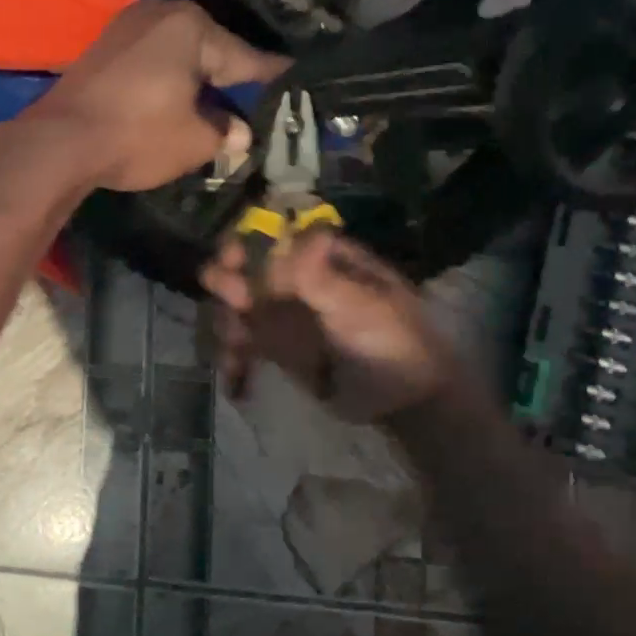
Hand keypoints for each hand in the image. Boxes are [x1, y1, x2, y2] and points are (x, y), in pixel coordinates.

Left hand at [20, 0, 288, 191]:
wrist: (59, 141)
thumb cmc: (137, 134)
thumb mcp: (194, 140)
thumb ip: (225, 132)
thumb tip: (240, 132)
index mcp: (192, 26)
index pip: (246, 57)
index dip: (272, 77)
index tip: (297, 79)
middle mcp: (161, 13)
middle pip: (211, 47)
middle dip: (231, 74)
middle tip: (258, 97)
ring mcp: (127, 25)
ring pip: (179, 51)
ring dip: (197, 76)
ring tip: (221, 100)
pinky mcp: (104, 46)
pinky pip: (152, 57)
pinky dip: (169, 75)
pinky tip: (178, 96)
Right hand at [201, 229, 454, 421]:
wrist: (408, 403)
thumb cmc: (394, 343)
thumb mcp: (362, 307)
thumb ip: (320, 277)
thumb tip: (300, 232)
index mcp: (320, 256)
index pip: (271, 234)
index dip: (244, 241)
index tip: (232, 261)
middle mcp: (295, 277)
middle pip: (243, 267)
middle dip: (228, 285)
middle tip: (236, 309)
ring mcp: (283, 312)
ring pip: (236, 305)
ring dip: (227, 323)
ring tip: (236, 352)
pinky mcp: (276, 347)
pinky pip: (242, 343)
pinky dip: (233, 357)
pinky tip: (236, 380)